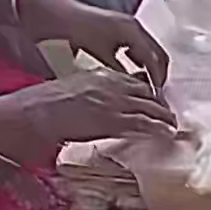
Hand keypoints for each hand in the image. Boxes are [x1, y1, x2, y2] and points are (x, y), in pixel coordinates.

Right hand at [0, 68, 175, 165]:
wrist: (36, 113)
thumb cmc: (51, 104)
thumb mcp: (77, 89)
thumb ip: (98, 92)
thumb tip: (110, 105)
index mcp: (101, 75)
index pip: (135, 81)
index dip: (150, 92)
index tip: (158, 101)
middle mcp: (111, 86)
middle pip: (147, 93)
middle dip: (161, 105)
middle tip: (172, 115)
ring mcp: (114, 104)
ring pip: (150, 108)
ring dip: (165, 118)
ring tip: (174, 126)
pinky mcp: (114, 122)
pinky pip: (144, 124)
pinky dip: (159, 129)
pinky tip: (168, 134)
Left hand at [17, 0, 169, 89]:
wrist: (37, 10)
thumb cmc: (66, 35)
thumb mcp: (95, 63)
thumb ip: (122, 80)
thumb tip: (139, 97)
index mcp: (132, 33)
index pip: (156, 65)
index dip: (157, 87)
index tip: (155, 105)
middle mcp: (132, 27)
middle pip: (157, 58)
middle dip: (157, 79)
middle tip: (152, 100)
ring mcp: (123, 25)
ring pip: (148, 53)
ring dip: (148, 71)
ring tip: (141, 90)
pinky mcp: (113, 27)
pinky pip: (136, 48)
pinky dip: (138, 63)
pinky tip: (127, 75)